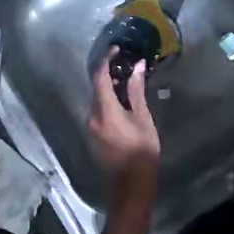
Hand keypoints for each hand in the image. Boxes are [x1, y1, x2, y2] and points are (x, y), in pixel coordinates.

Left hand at [88, 55, 160, 191]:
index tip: (117, 49)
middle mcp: (91, 116)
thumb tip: (138, 66)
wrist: (131, 185)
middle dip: (108, 74)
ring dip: (109, 89)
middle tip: (126, 64)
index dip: (106, 60)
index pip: (99, 77)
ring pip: (97, 100)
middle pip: (96, 88)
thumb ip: (137, 91)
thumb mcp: (143, 118)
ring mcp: (90, 127)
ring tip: (127, 81)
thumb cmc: (141, 150)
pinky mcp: (93, 136)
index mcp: (104, 110)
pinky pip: (98, 111)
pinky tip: (123, 101)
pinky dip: (108, 102)